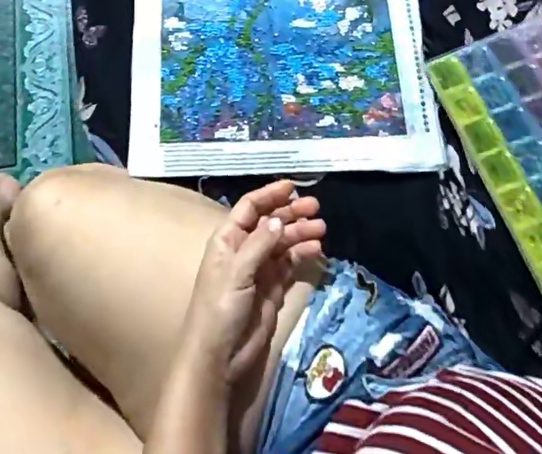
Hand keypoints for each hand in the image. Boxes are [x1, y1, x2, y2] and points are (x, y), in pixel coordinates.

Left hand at [182, 180, 325, 383]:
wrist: (219, 356)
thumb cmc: (219, 308)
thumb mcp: (236, 272)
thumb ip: (259, 245)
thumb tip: (278, 219)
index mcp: (227, 238)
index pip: (250, 207)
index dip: (269, 195)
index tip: (292, 186)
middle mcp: (243, 249)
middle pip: (269, 223)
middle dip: (291, 213)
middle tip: (316, 208)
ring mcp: (258, 269)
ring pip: (282, 243)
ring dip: (300, 234)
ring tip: (322, 229)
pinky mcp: (271, 290)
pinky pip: (289, 265)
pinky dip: (301, 255)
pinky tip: (316, 250)